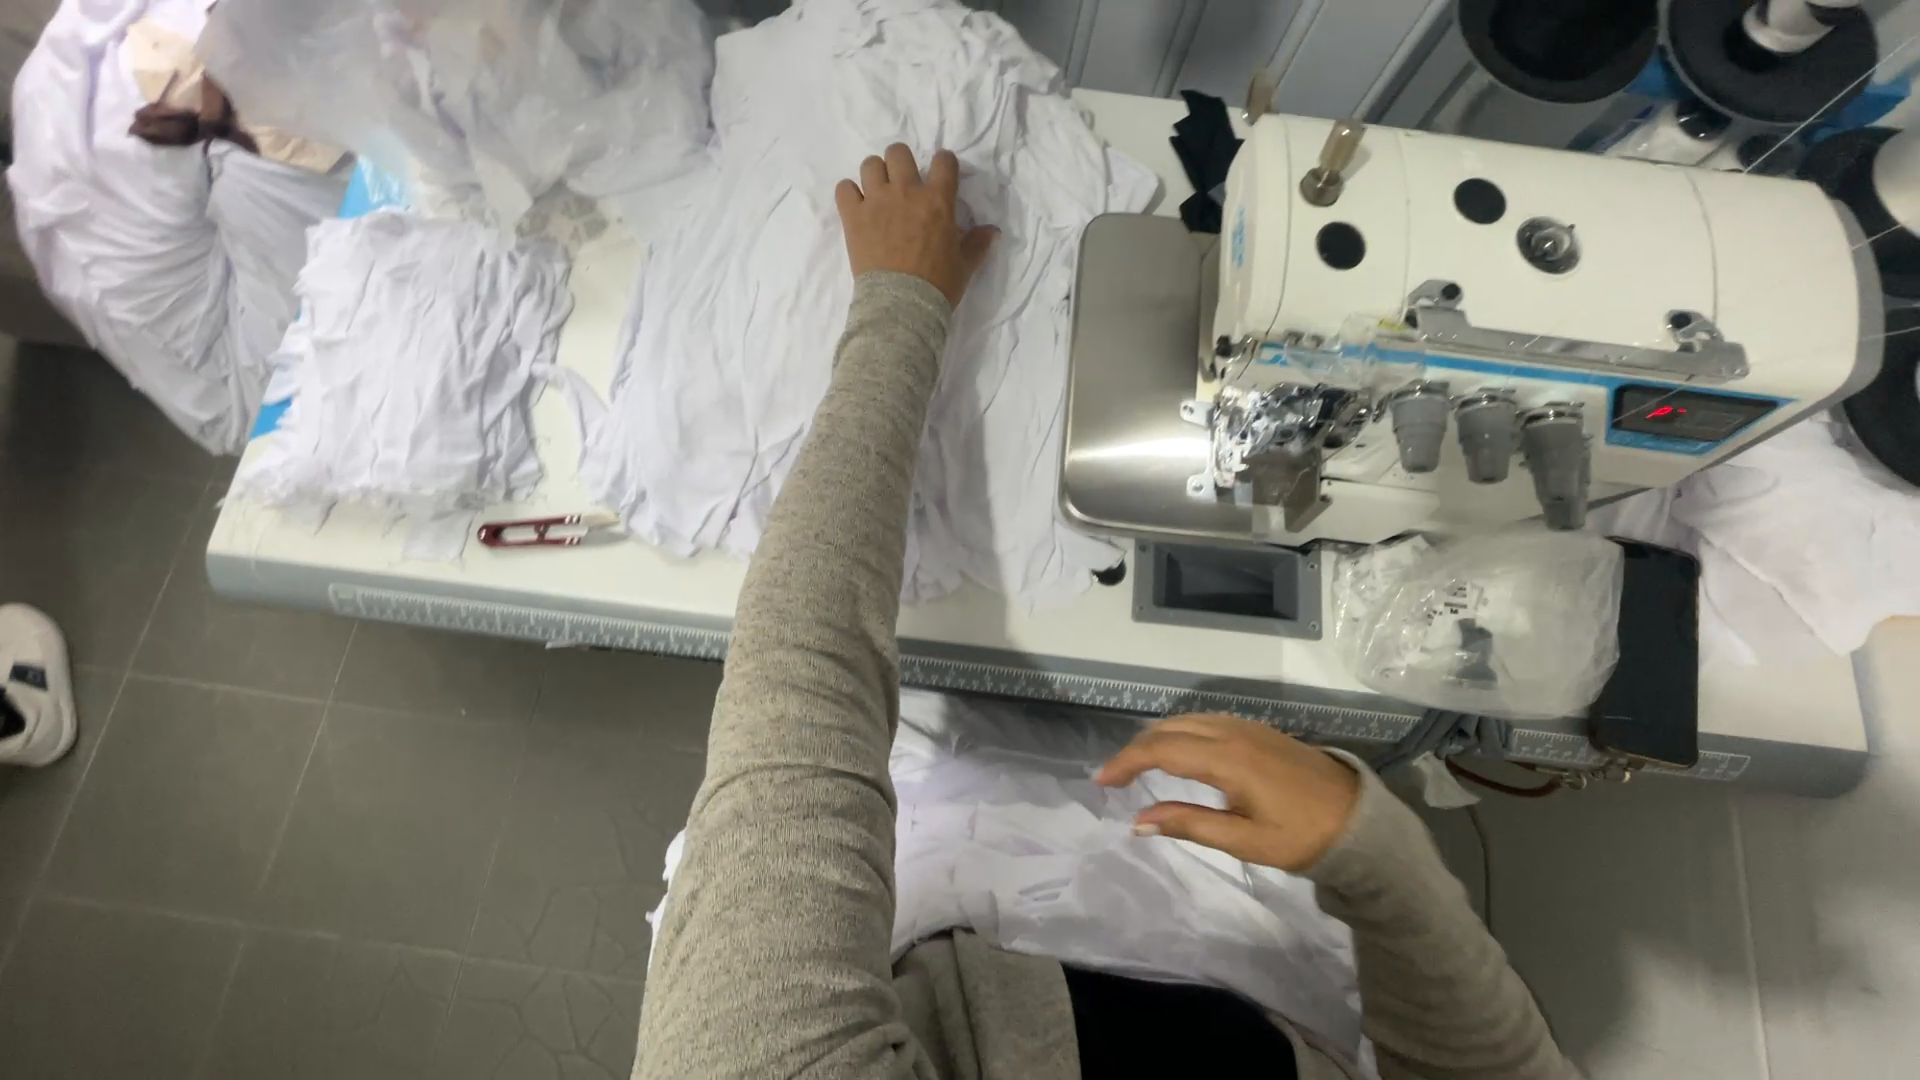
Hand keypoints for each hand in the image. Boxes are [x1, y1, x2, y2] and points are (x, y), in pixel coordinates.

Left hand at [835, 143, 997, 309]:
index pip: (944, 160)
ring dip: (875, 176)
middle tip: (902, 184)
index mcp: (938, 200)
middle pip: (898, 152)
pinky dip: (850, 194)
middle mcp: (906, 192)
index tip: (940, 175)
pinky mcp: (853, 217)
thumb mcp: (965, 266)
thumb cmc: (938, 285)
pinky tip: (857, 207)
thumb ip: (978, 244)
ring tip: (878, 195)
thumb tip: (993, 231)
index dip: (943, 164)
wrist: (902, 306)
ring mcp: (876, 202)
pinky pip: (844, 188)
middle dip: (902, 163)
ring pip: (870, 165)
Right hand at [1094, 714, 1360, 871]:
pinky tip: (1176, 753)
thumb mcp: (1246, 841)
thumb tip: (1138, 821)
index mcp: (1226, 759)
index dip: (1125, 762)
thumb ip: (1189, 825)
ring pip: (1184, 720)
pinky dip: (1177, 732)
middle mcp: (1230, 732)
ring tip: (1138, 767)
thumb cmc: (1303, 836)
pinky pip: (1202, 720)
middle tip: (1114, 778)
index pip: (1160, 751)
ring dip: (1155, 739)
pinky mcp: (1255, 728)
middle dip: (1134, 750)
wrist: (1361, 821)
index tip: (1100, 781)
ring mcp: (1244, 726)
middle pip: (1167, 729)